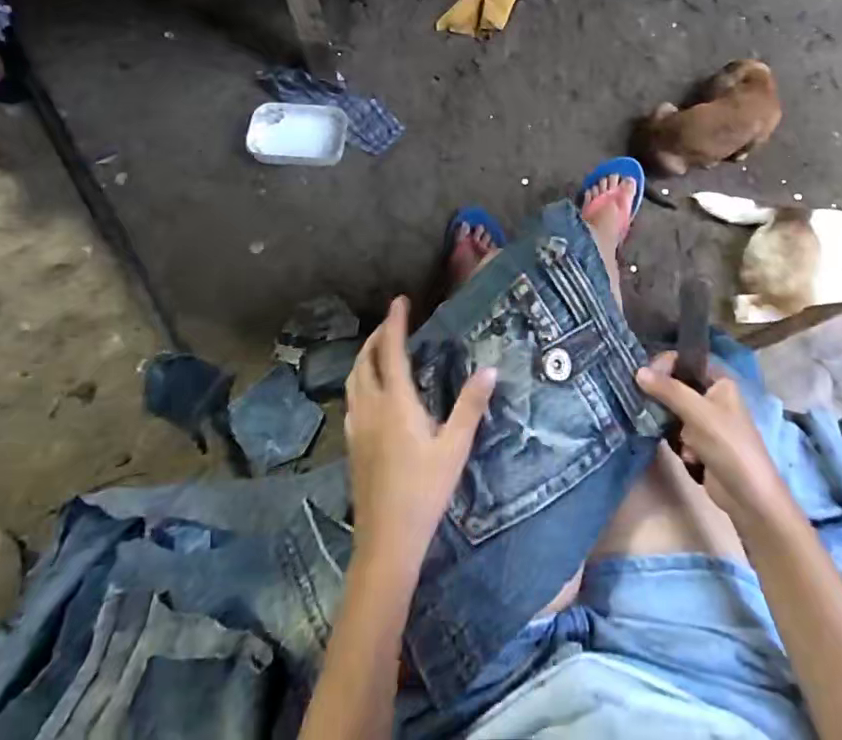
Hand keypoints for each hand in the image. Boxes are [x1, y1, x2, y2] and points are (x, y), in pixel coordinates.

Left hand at [345, 297, 496, 564]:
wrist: (387, 538)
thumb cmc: (425, 490)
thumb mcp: (456, 447)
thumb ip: (471, 406)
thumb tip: (489, 370)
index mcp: (396, 403)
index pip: (390, 352)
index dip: (394, 324)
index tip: (400, 301)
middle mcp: (370, 409)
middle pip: (364, 361)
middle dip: (376, 337)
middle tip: (392, 324)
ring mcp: (356, 427)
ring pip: (353, 381)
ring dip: (364, 358)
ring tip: (380, 351)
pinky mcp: (351, 445)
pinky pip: (351, 400)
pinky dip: (360, 382)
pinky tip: (372, 394)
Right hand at [635, 352, 795, 526]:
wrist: (749, 495)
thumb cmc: (728, 444)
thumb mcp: (697, 413)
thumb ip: (668, 390)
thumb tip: (639, 371)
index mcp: (721, 382)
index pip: (688, 361)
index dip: (667, 364)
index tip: (646, 376)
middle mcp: (714, 398)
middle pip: (679, 386)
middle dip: (665, 399)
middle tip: (648, 405)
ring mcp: (709, 422)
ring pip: (676, 412)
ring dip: (673, 425)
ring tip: (676, 437)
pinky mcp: (702, 444)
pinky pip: (680, 434)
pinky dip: (681, 444)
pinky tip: (689, 457)